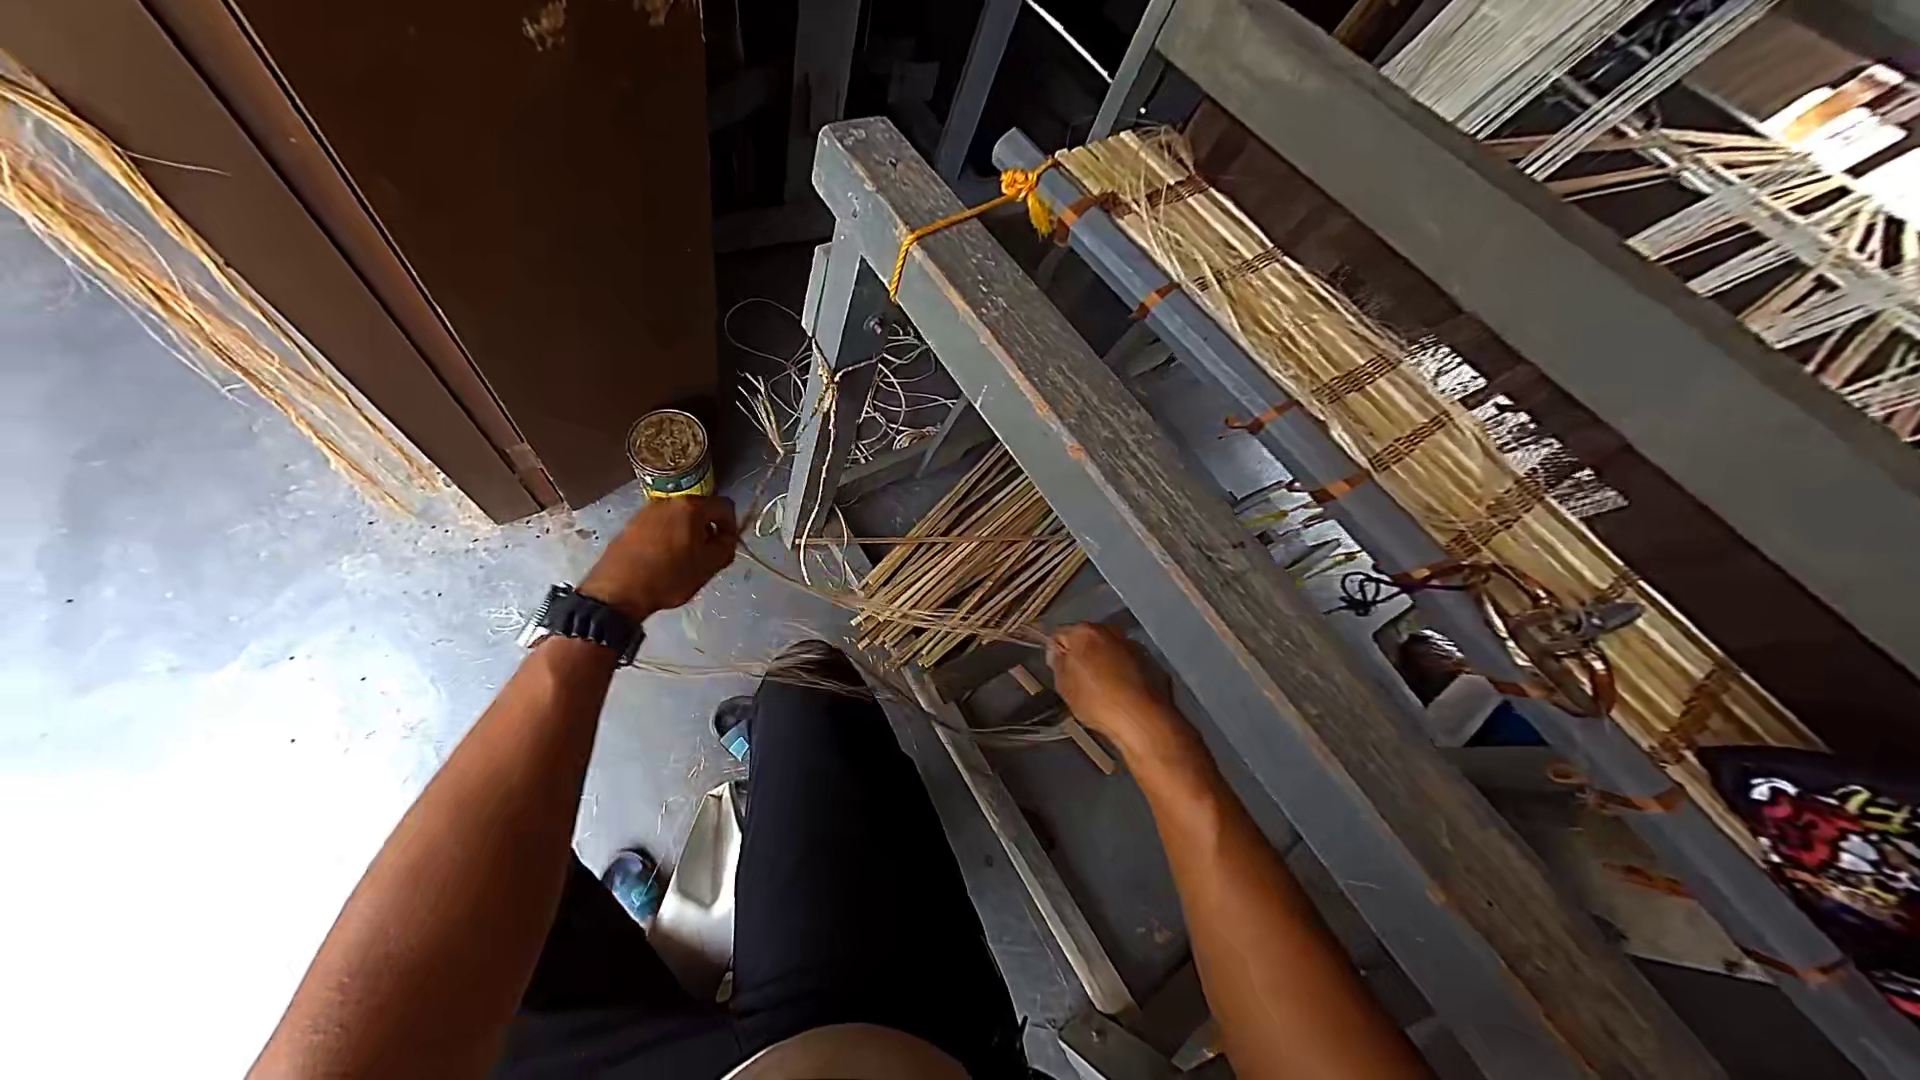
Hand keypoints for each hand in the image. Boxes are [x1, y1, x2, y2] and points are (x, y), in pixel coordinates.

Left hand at [578, 495, 737, 618]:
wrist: (617, 591)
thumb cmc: (669, 577)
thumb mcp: (709, 566)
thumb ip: (726, 546)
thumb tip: (726, 538)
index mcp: (691, 507)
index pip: (724, 506)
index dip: (731, 525)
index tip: (727, 544)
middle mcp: (668, 502)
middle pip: (700, 509)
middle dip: (708, 529)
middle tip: (707, 552)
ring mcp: (646, 512)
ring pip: (678, 517)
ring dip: (687, 533)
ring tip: (684, 558)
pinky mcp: (630, 524)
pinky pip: (659, 525)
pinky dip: (668, 537)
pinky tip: (663, 559)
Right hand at [1047, 624, 1200, 764]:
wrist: (1142, 719)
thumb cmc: (1100, 702)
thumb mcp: (1064, 687)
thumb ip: (1058, 664)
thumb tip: (1059, 656)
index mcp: (1084, 633)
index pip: (1060, 634)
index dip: (1056, 652)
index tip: (1057, 668)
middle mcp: (1110, 632)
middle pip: (1088, 639)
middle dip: (1083, 656)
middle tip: (1078, 682)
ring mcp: (1133, 645)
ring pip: (1110, 650)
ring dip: (1104, 664)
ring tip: (1101, 692)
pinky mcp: (1150, 661)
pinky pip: (1129, 663)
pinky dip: (1124, 673)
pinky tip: (1121, 695)